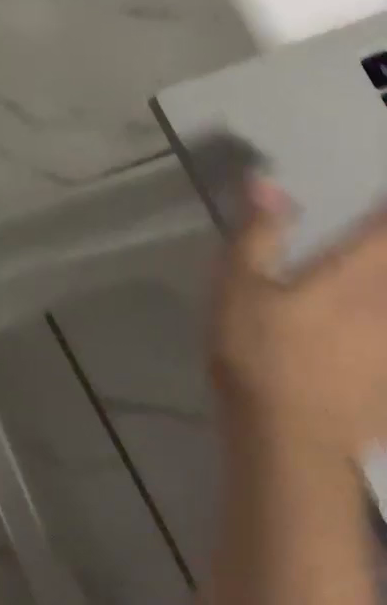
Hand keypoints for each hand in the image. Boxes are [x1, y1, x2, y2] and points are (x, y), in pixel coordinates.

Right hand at [211, 176, 386, 457]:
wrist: (291, 429)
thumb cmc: (255, 348)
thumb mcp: (239, 287)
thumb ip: (260, 235)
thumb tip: (268, 182)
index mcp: (351, 277)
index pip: (383, 231)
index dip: (385, 211)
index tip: (382, 193)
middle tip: (379, 229)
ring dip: (386, 277)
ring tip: (375, 272)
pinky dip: (384, 319)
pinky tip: (373, 332)